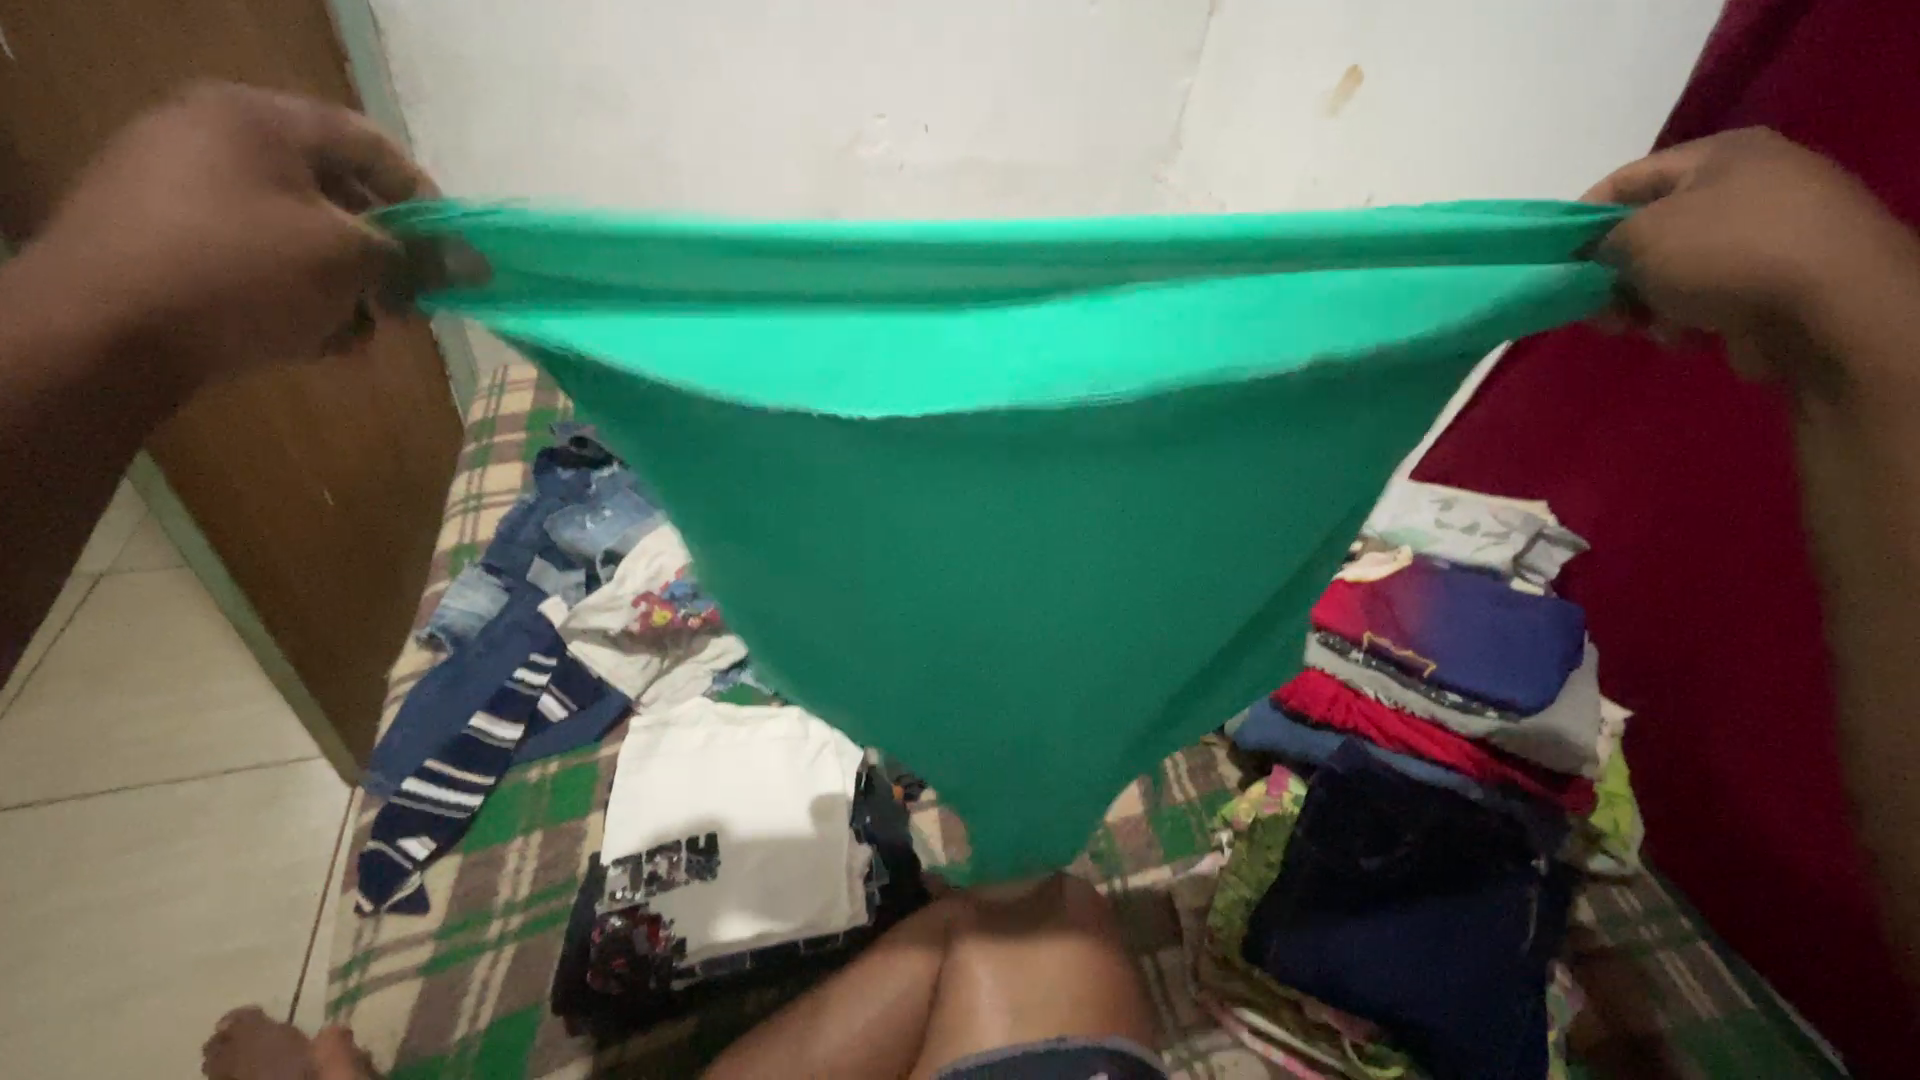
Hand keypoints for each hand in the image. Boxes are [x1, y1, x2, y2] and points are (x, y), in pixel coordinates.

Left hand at [19, 82, 433, 389]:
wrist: (105, 331)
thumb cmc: (246, 272)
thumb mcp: (351, 260)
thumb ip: (417, 256)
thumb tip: (473, 264)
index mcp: (257, 120)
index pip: (369, 144)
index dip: (424, 198)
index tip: (454, 251)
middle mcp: (214, 139)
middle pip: (336, 192)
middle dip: (385, 254)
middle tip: (412, 300)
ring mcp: (181, 188)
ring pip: (301, 233)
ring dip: (348, 284)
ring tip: (364, 331)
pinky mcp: (165, 239)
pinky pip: (258, 257)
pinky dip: (299, 293)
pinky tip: (318, 339)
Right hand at [1585, 127, 1916, 380]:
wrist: (1833, 308)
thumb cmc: (1725, 255)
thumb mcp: (1638, 238)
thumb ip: (1598, 244)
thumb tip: (1592, 260)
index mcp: (1721, 155)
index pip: (1624, 180)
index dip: (1579, 222)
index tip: (1556, 263)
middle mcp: (1751, 182)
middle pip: (1648, 232)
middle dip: (1615, 276)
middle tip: (1599, 309)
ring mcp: (1772, 231)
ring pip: (1673, 271)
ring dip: (1648, 303)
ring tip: (1651, 327)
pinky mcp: (1781, 278)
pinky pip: (1708, 296)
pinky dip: (1687, 317)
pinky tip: (1691, 335)